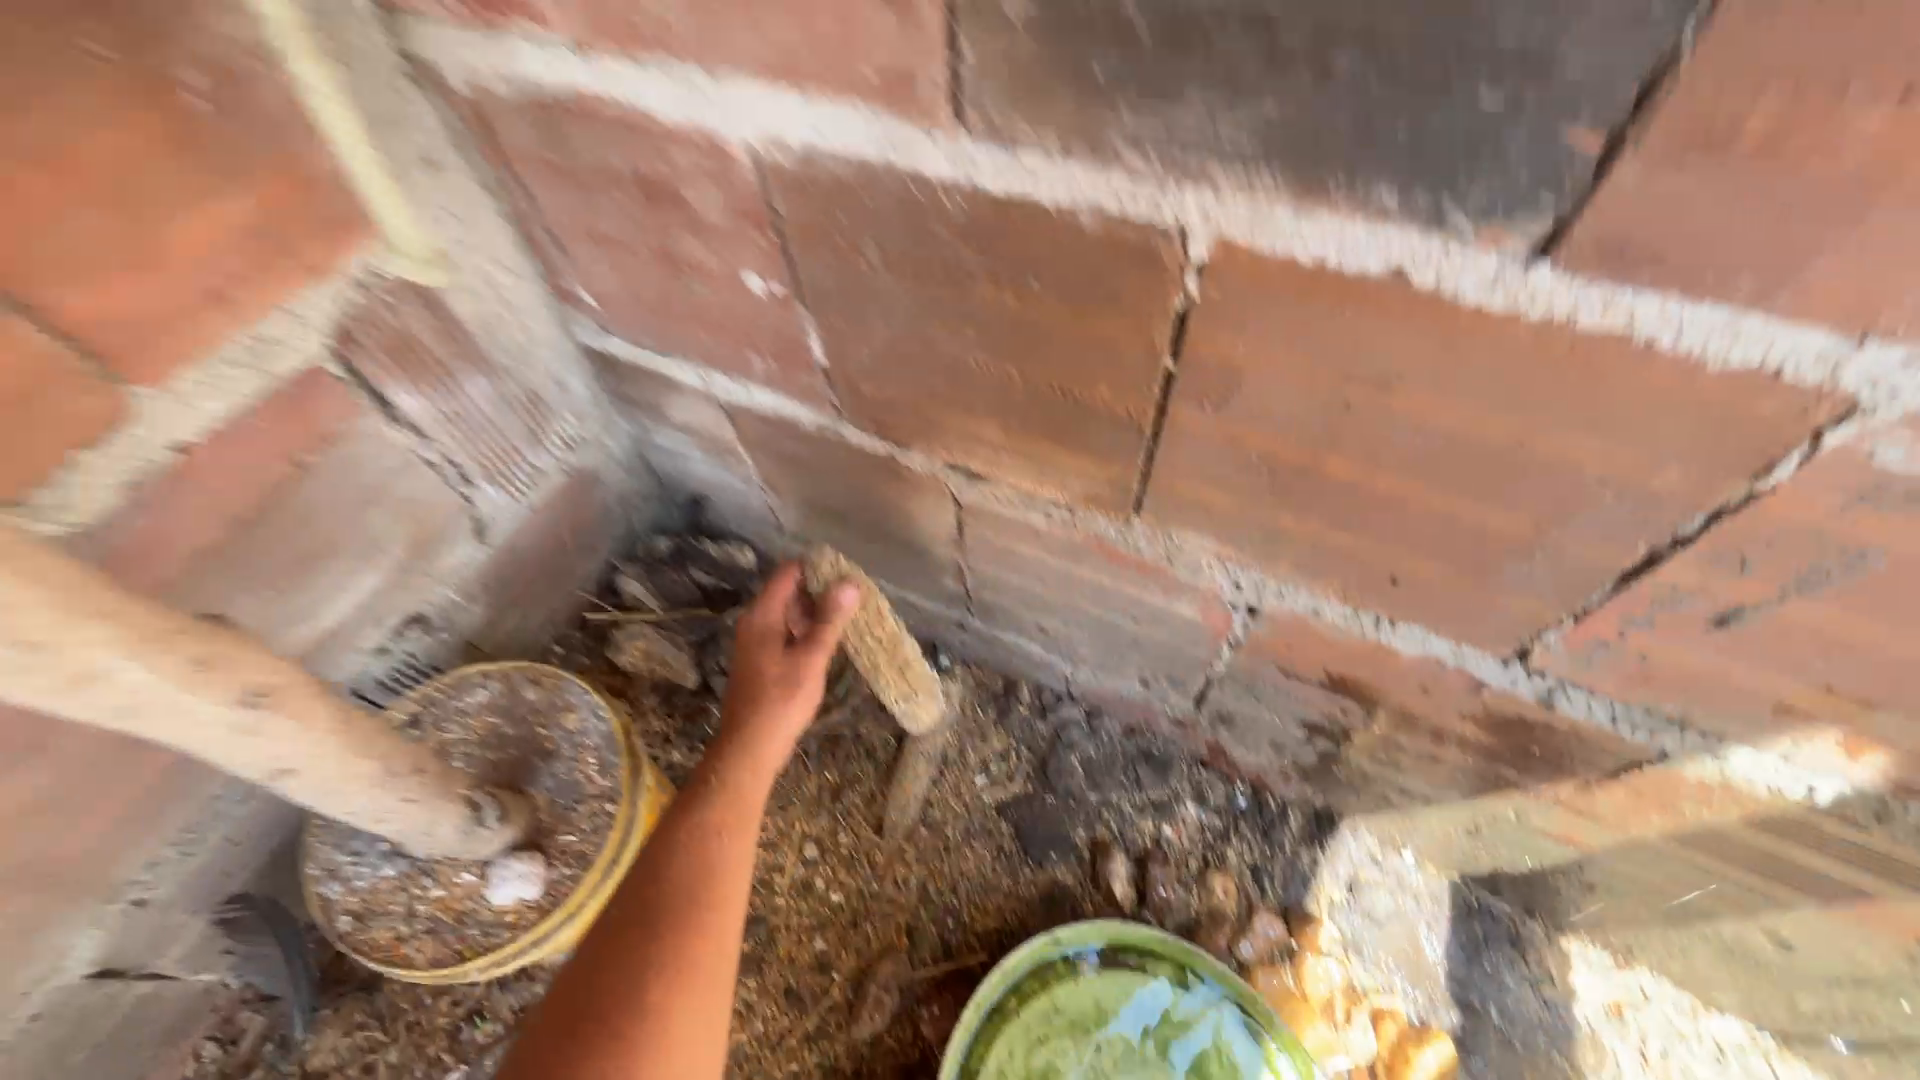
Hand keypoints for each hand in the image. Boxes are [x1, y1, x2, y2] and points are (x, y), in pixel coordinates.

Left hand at [718, 562, 858, 757]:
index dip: (817, 568)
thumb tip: (850, 583)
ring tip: (847, 618)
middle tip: (853, 597)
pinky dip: (804, 631)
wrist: (749, 747)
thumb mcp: (811, 658)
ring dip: (813, 613)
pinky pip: (783, 632)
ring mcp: (754, 642)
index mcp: (762, 615)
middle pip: (787, 591)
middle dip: (819, 590)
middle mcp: (753, 622)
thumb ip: (830, 620)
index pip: (788, 573)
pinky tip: (826, 643)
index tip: (847, 573)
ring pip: (786, 613)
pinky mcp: (759, 660)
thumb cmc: (781, 701)